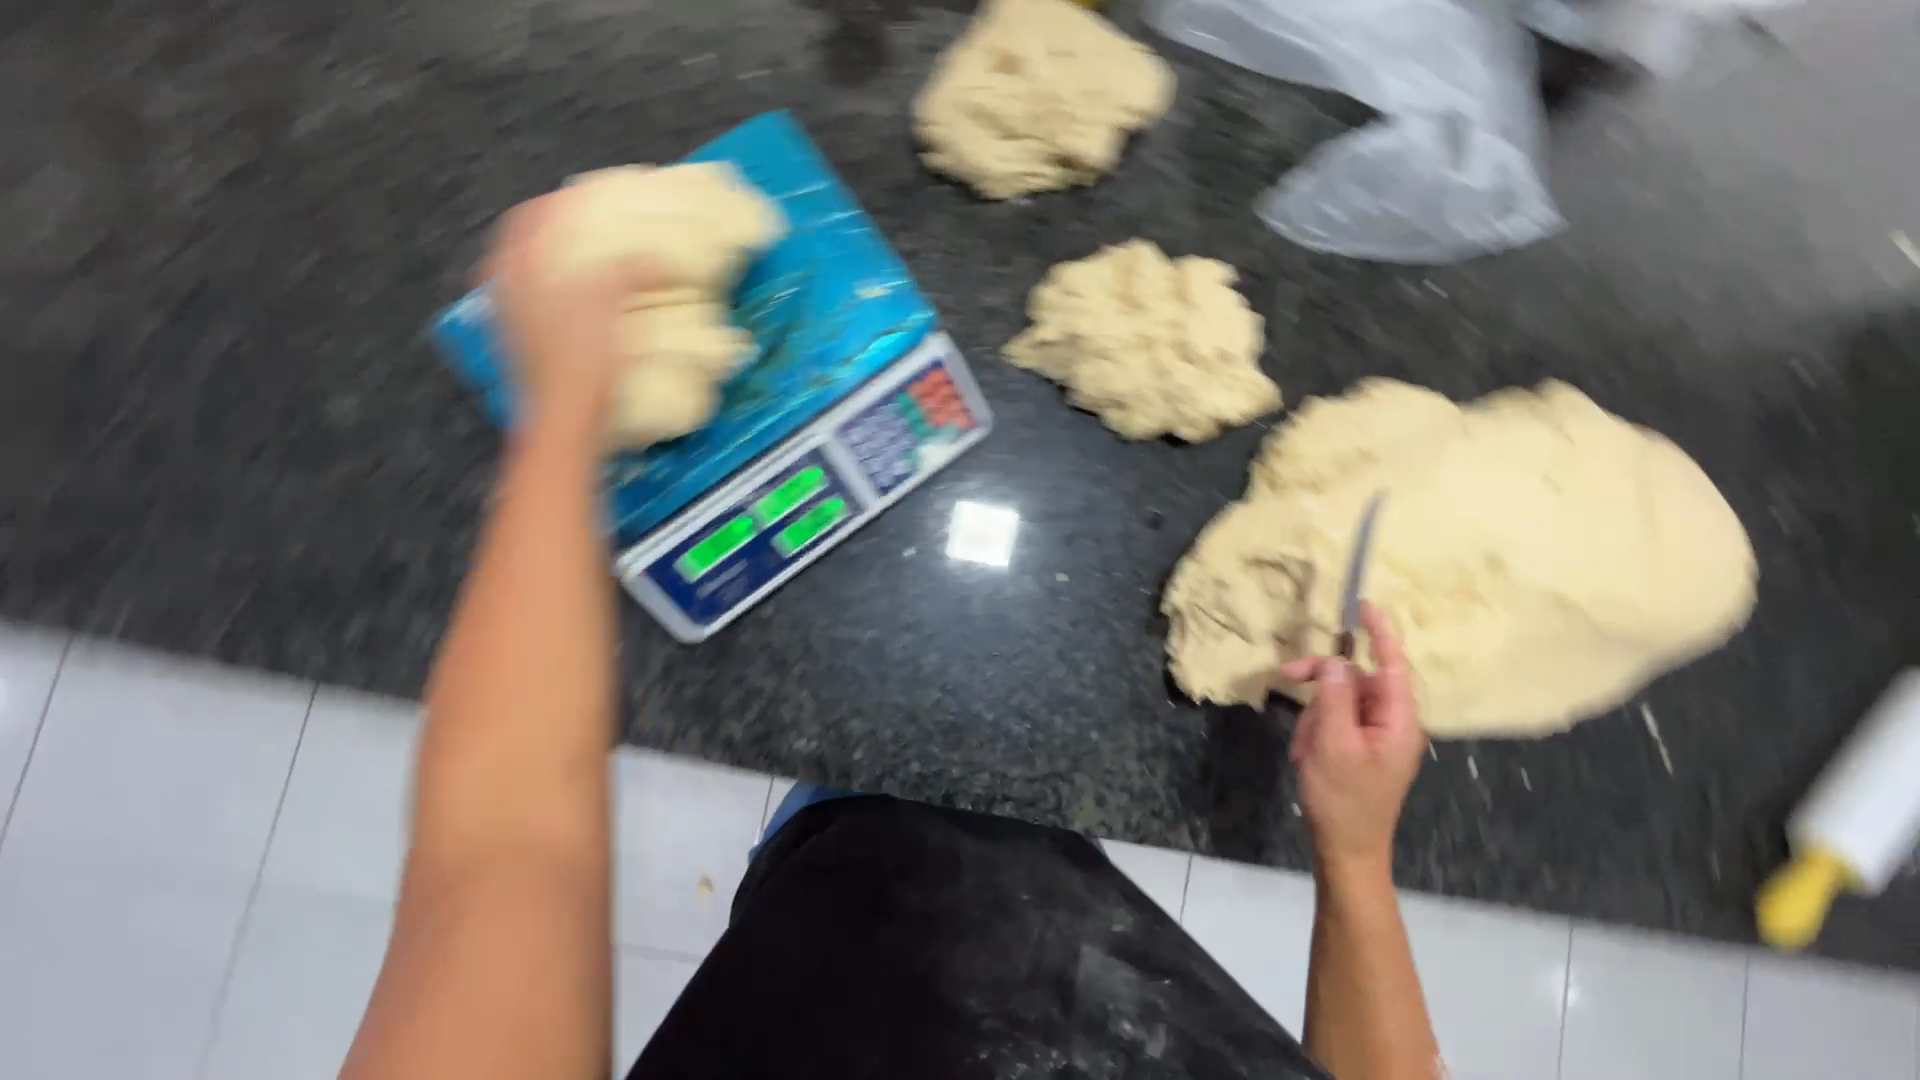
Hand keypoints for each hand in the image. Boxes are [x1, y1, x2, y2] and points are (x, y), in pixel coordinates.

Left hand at [484, 191, 655, 419]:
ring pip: (529, 276)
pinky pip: (537, 305)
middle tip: (591, 232)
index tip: (591, 200)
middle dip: (557, 234)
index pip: (532, 216)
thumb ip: (631, 269)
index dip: (562, 203)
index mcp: (520, 266)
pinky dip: (560, 297)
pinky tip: (586, 308)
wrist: (564, 417)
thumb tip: (661, 257)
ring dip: (558, 266)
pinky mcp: (523, 346)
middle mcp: (505, 287)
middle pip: (525, 244)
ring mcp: (510, 320)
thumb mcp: (611, 300)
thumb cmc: (581, 355)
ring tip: (591, 267)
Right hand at [1280, 602, 1426, 877]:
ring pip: (1340, 700)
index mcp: (1399, 720)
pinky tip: (1308, 755)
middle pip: (1356, 679)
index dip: (1380, 633)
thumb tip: (1334, 660)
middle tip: (1286, 677)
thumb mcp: (1332, 743)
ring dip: (1315, 717)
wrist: (1346, 849)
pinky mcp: (1362, 748)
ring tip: (1305, 748)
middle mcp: (1393, 723)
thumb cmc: (1343, 798)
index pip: (1393, 664)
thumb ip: (1333, 696)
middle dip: (1322, 684)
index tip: (1364, 606)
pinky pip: (1336, 722)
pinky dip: (1316, 732)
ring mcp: (1377, 737)